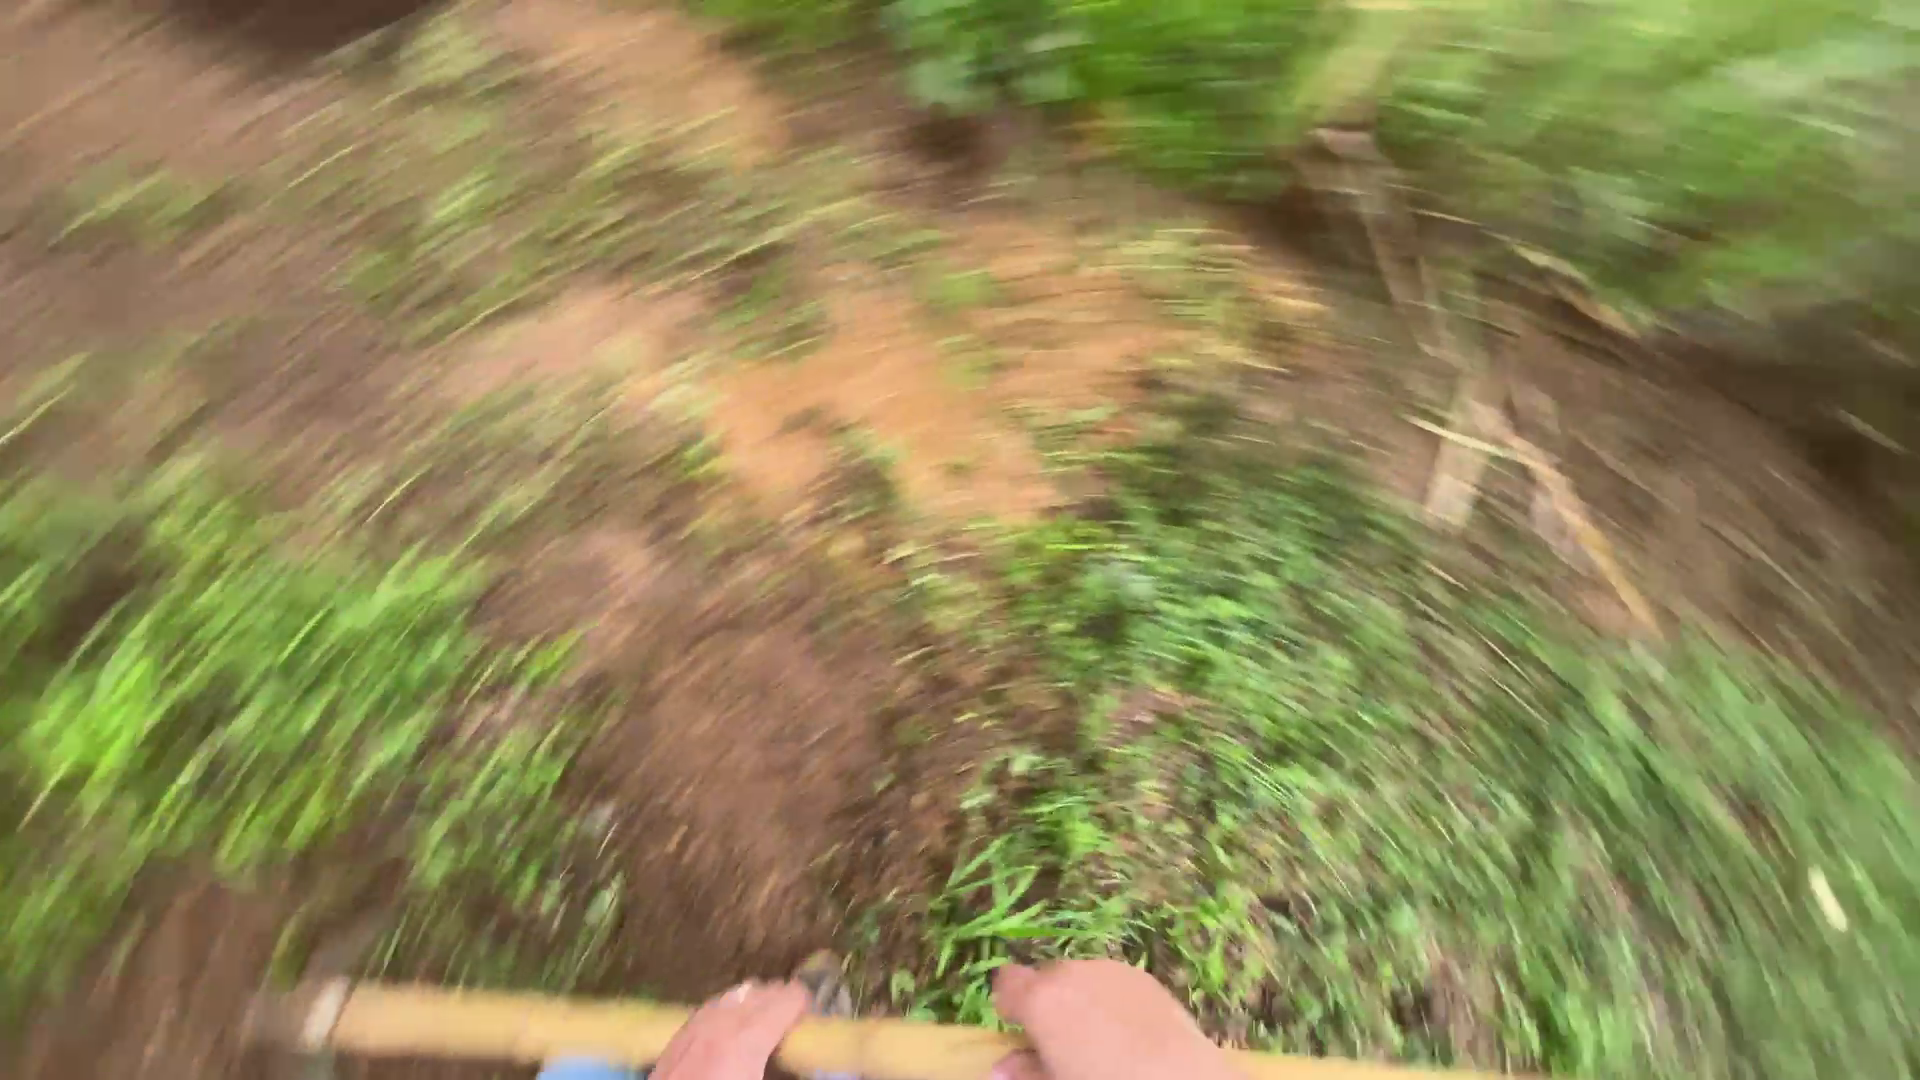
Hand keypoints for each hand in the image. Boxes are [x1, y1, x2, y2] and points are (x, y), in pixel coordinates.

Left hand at [652, 980, 809, 1079]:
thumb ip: (785, 1070)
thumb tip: (808, 1065)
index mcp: (748, 1038)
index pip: (790, 996)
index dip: (806, 1008)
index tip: (811, 1027)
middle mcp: (723, 1020)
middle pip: (765, 989)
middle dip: (783, 1005)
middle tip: (791, 1033)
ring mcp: (697, 1024)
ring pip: (738, 992)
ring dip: (756, 1005)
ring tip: (762, 1032)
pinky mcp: (678, 1035)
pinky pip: (713, 1006)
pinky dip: (730, 1011)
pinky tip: (730, 1035)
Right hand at [990, 960, 1239, 1079]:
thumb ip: (1026, 1074)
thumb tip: (1000, 1069)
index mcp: (1041, 999)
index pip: (1007, 981)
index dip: (1009, 1003)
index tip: (1016, 1027)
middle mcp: (1070, 972)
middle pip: (1045, 978)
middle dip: (1047, 1004)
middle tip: (1060, 1045)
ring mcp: (1109, 970)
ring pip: (1080, 977)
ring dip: (1080, 1000)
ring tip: (1098, 1042)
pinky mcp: (1143, 976)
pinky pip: (1112, 982)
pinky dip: (1110, 1001)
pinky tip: (1128, 1034)